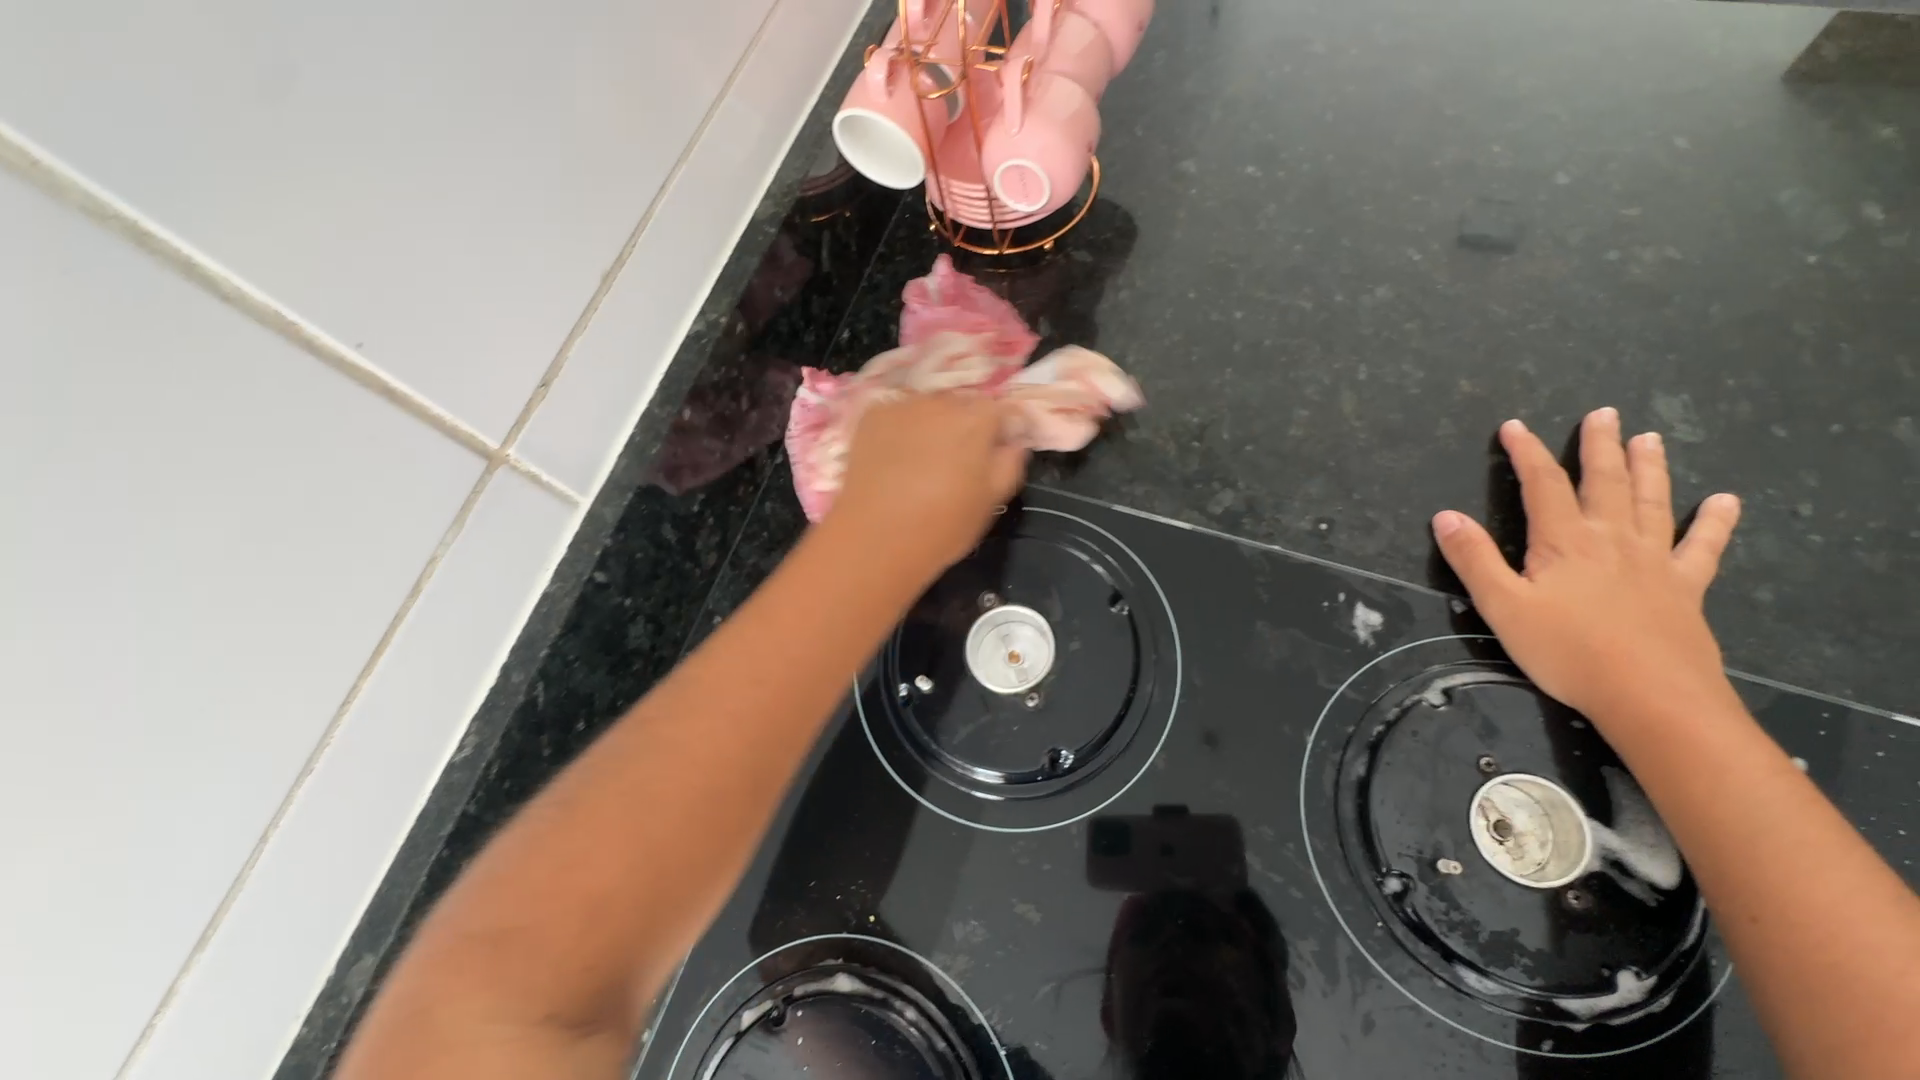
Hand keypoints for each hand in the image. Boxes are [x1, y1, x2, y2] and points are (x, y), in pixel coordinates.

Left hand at [827, 392, 1028, 581]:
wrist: (875, 537)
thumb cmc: (942, 525)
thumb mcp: (991, 502)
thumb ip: (1010, 462)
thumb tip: (1014, 442)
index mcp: (978, 419)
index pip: (1003, 410)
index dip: (1005, 431)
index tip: (1000, 452)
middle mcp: (942, 401)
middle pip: (964, 405)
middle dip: (968, 426)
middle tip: (960, 462)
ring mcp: (903, 405)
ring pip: (929, 407)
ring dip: (933, 425)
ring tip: (924, 460)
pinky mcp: (872, 415)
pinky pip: (897, 414)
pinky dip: (902, 428)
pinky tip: (896, 457)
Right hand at [1431, 408, 1742, 724]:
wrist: (1651, 695)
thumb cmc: (1567, 653)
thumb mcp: (1502, 608)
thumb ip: (1474, 560)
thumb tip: (1445, 517)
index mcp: (1564, 542)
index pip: (1542, 485)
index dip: (1527, 452)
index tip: (1515, 426)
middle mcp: (1611, 539)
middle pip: (1605, 481)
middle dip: (1599, 446)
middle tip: (1604, 414)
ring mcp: (1655, 560)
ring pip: (1652, 501)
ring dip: (1650, 467)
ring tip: (1649, 438)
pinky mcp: (1686, 587)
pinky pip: (1703, 547)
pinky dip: (1714, 522)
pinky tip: (1725, 502)